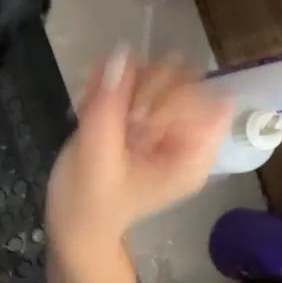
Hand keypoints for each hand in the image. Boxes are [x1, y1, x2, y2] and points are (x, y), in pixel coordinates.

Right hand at [46, 49, 231, 263]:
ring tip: (94, 109)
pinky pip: (136, 85)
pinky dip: (112, 87)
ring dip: (123, 83)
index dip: (174, 95)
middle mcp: (185, 136)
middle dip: (145, 86)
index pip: (209, 100)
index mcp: (192, 155)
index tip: (136, 115)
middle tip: (114, 113)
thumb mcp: (96, 155)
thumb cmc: (88, 203)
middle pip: (186, 81)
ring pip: (159, 76)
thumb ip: (108, 104)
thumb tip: (119, 54)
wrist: (72, 228)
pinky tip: (89, 105)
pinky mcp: (140, 121)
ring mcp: (162, 127)